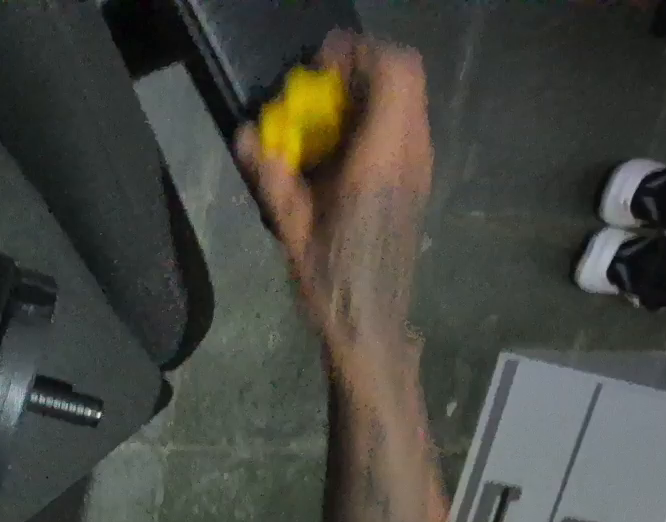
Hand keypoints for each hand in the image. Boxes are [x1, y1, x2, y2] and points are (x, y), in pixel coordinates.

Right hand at [237, 31, 431, 358]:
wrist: (370, 322)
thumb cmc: (331, 282)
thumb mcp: (293, 232)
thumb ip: (274, 179)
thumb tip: (245, 137)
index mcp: (381, 160)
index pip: (394, 73)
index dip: (360, 55)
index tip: (322, 62)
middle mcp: (410, 154)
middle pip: (406, 77)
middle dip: (363, 70)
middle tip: (322, 85)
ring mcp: (420, 167)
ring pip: (409, 101)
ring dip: (371, 95)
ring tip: (328, 115)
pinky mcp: (416, 182)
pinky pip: (405, 127)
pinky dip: (377, 119)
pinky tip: (343, 149)